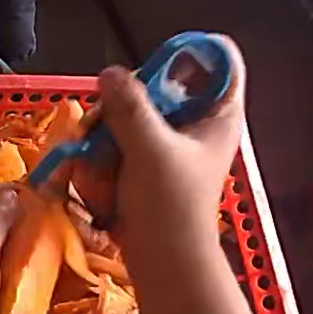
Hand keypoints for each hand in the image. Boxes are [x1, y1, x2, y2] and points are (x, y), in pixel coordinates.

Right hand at [86, 35, 245, 270]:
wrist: (162, 259)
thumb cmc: (169, 205)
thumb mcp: (150, 149)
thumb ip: (129, 107)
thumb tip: (109, 74)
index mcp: (218, 114)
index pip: (219, 59)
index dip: (188, 53)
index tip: (150, 71)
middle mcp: (196, 123)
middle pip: (165, 83)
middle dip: (128, 98)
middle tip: (106, 116)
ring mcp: (170, 143)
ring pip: (135, 111)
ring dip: (109, 125)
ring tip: (93, 145)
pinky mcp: (147, 162)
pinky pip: (123, 137)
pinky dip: (106, 146)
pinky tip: (95, 162)